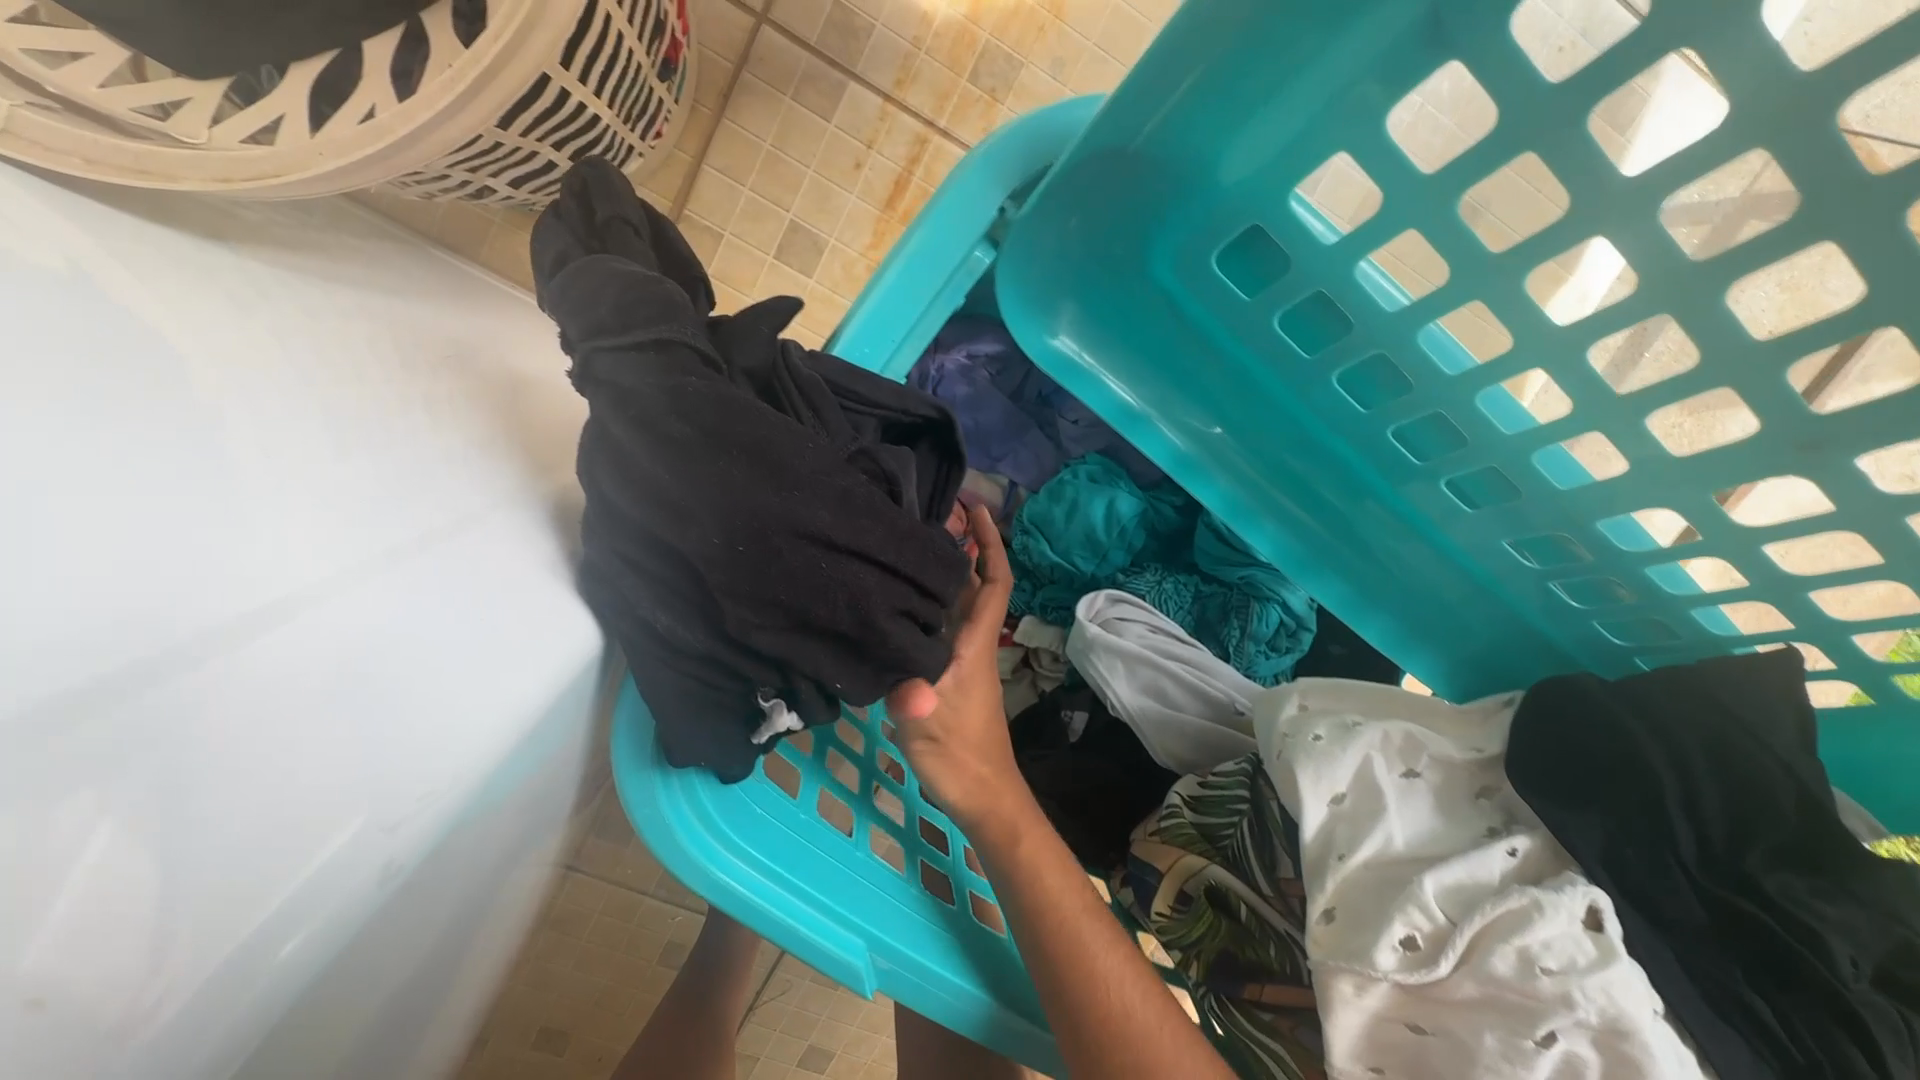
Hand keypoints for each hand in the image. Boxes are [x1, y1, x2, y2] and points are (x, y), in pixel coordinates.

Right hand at [885, 504, 1025, 829]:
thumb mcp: (929, 728)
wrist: (982, 795)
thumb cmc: (959, 756)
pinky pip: (940, 626)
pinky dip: (927, 604)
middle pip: (973, 583)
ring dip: (943, 571)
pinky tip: (898, 600)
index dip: (991, 542)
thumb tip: (900, 685)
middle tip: (931, 513)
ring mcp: (961, 660)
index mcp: (975, 645)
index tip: (976, 508)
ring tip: (909, 543)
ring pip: (956, 604)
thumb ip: (915, 702)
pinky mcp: (948, 675)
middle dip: (962, 545)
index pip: (993, 581)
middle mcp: (972, 644)